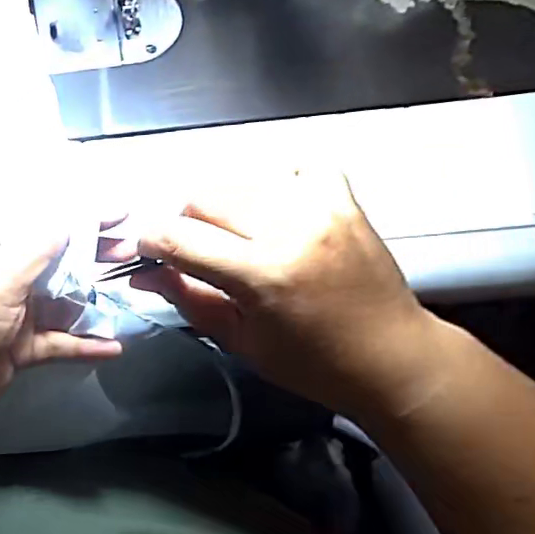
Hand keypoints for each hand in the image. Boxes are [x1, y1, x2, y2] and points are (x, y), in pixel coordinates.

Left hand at [0, 237, 122, 431]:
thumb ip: (35, 254)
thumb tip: (66, 221)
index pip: (43, 230)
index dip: (80, 220)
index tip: (118, 212)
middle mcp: (5, 282)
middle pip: (57, 264)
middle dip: (93, 255)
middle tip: (132, 248)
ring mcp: (13, 317)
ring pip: (62, 304)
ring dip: (93, 298)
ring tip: (132, 287)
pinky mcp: (20, 350)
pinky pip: (59, 343)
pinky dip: (84, 344)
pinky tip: (113, 346)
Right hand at [132, 170, 454, 416]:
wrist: (390, 356)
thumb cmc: (312, 363)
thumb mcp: (239, 340)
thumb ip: (187, 297)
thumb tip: (144, 273)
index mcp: (262, 274)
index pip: (179, 236)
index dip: (150, 243)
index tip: (148, 253)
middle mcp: (290, 228)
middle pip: (204, 198)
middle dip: (187, 225)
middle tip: (198, 256)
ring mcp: (321, 206)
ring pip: (239, 182)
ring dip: (226, 210)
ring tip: (240, 243)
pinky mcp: (342, 198)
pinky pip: (292, 169)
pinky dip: (274, 188)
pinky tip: (277, 217)